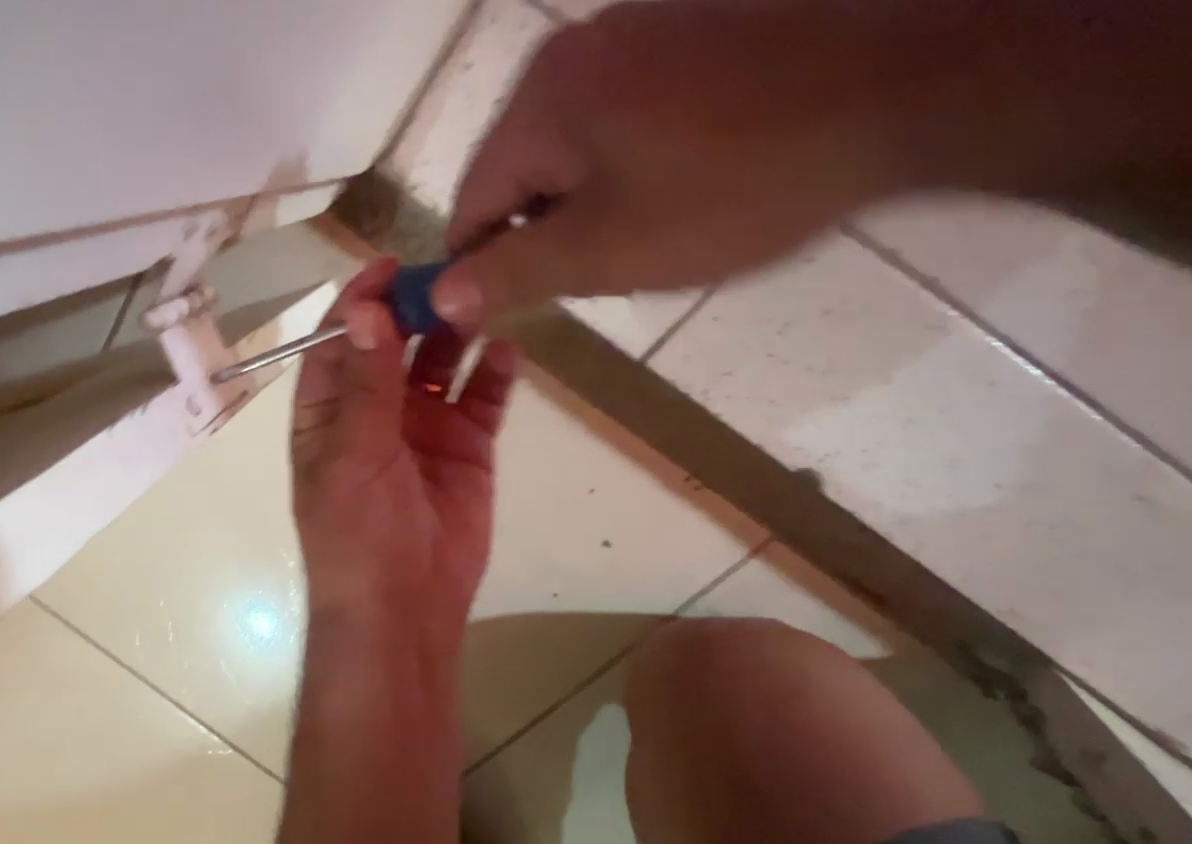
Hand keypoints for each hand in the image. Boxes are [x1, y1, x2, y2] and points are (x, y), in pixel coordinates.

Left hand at [292, 259, 518, 638]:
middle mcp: (374, 410)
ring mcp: (423, 426)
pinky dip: (494, 373)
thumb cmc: (356, 532)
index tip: (390, 265)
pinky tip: (507, 349)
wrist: (401, 605)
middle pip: (394, 342)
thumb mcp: (351, 454)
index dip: (360, 303)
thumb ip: (365, 384)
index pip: (339, 342)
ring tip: (483, 297)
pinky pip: (482, 398)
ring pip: (440, 362)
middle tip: (452, 273)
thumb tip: (363, 310)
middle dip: (416, 308)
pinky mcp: (467, 447)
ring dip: (457, 331)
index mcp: (328, 412)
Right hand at [433, 0, 917, 326]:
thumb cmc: (739, 183)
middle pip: (523, 169)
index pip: (471, 203)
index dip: (480, 265)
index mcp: (541, 104)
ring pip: (579, 142)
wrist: (915, 79)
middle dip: (547, 229)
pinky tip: (695, 176)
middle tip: (603, 271)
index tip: (515, 306)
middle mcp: (576, 53)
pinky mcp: (698, 25)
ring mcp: (641, 28)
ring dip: (595, 196)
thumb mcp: (607, 251)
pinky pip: (633, 110)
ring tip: (658, 227)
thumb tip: (437, 296)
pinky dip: (640, 156)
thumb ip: (511, 273)